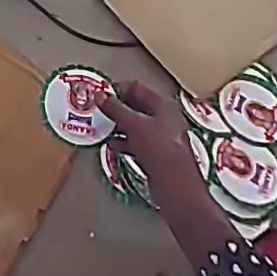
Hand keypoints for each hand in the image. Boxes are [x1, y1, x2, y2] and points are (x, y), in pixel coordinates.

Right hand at [100, 81, 206, 198]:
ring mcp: (161, 137)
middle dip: (117, 108)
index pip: (137, 87)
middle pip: (136, 106)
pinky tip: (113, 145)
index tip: (102, 96)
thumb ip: (115, 108)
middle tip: (100, 112)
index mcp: (162, 105)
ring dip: (119, 126)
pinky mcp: (156, 155)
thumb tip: (100, 94)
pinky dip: (124, 142)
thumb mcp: (134, 125)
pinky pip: (136, 142)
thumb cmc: (160, 150)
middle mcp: (163, 118)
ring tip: (103, 128)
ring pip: (135, 125)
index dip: (118, 89)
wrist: (176, 188)